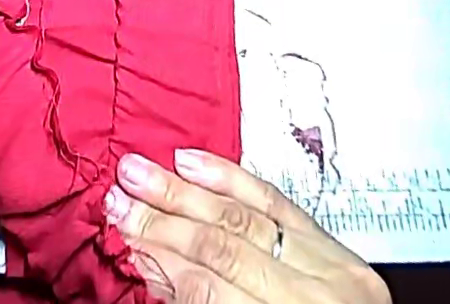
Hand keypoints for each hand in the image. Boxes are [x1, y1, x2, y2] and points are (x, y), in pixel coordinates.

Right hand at [106, 150, 389, 303]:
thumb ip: (200, 302)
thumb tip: (145, 261)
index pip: (210, 290)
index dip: (159, 259)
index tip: (118, 233)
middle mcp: (317, 301)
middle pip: (221, 247)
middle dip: (159, 220)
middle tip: (115, 197)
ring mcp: (331, 270)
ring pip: (240, 216)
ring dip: (179, 191)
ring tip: (135, 169)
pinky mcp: (334, 246)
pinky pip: (274, 199)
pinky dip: (228, 177)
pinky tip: (188, 160)